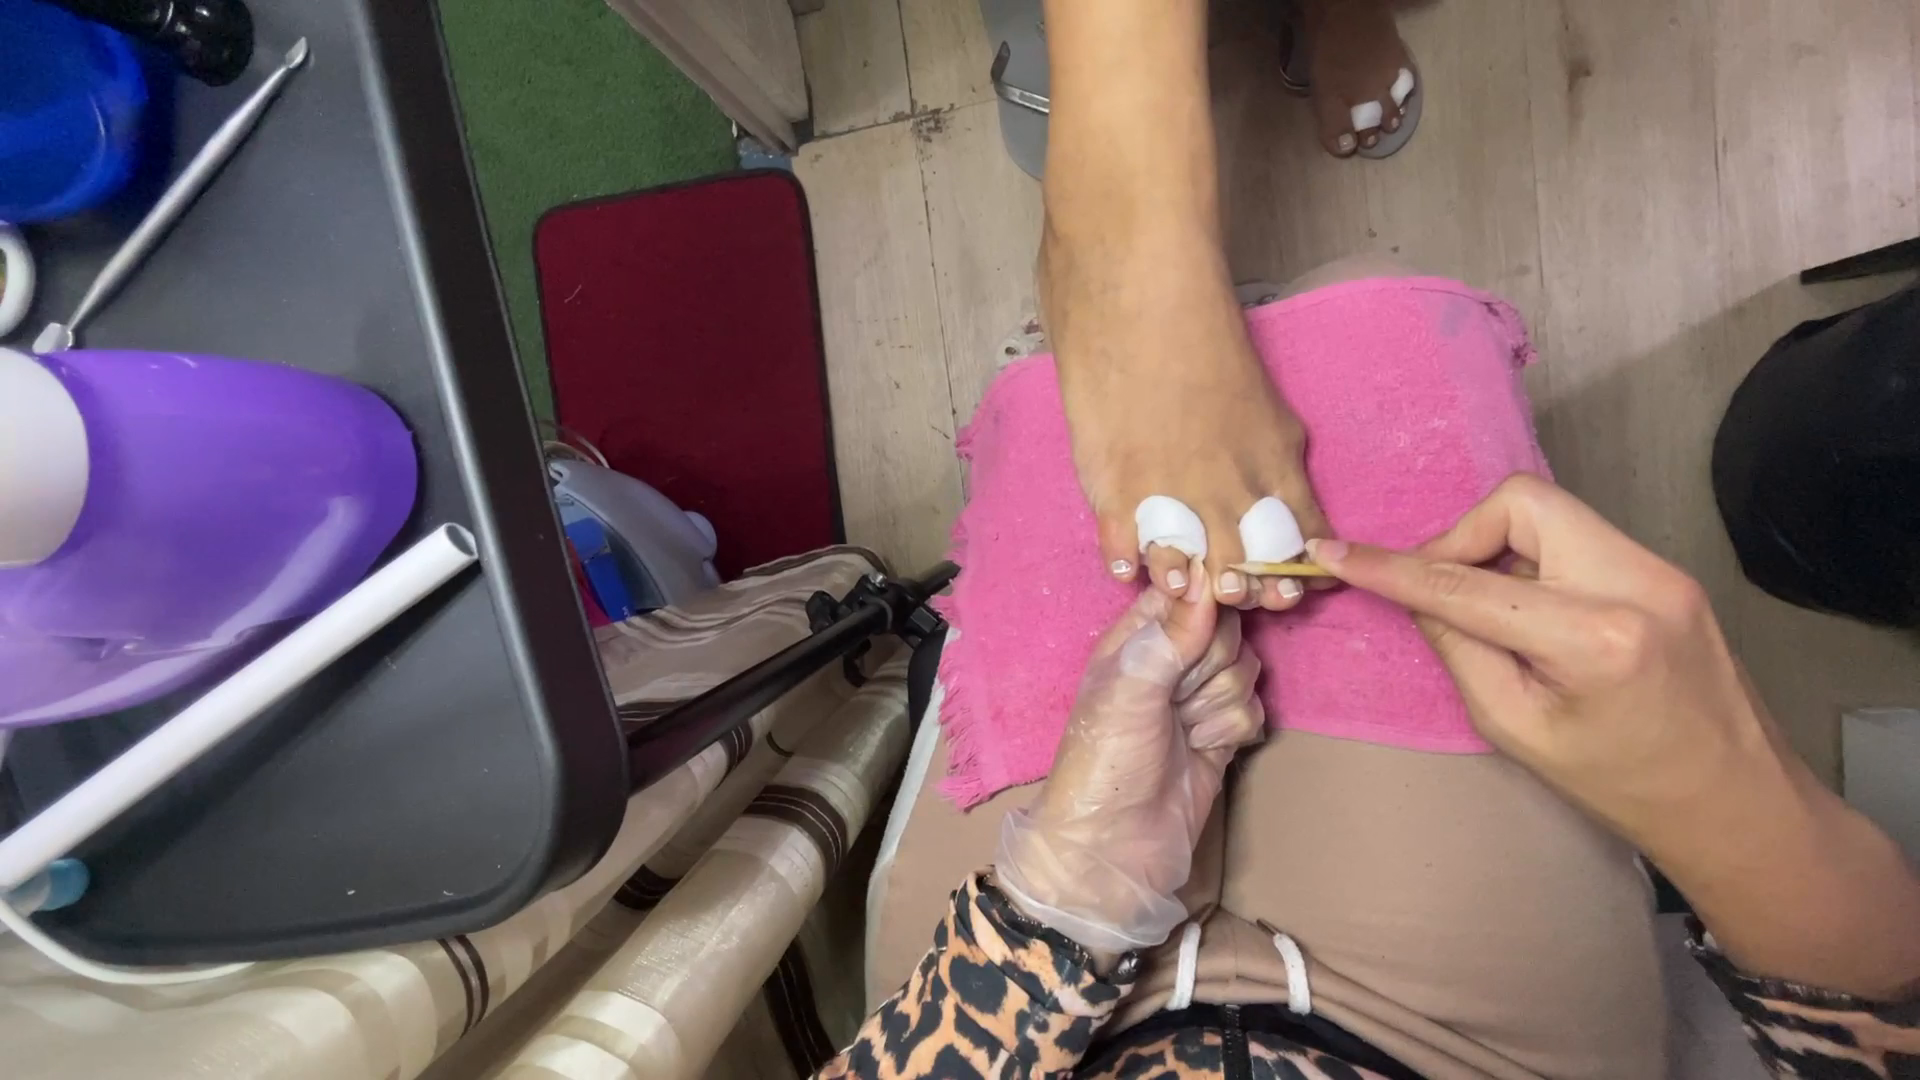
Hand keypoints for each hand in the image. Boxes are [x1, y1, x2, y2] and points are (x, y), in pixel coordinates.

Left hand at [994, 559, 1265, 955]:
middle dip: (1212, 663)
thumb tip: (1208, 574)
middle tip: (1178, 696)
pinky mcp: (1220, 732)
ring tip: (1185, 728)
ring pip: (1245, 669)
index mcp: (1134, 638)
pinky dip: (1233, 728)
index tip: (1222, 610)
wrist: (1116, 845)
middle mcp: (1166, 660)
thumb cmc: (1106, 758)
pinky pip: (1253, 708)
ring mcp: (1194, 697)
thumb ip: (1172, 633)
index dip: (1208, 599)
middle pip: (1225, 630)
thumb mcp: (1130, 687)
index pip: (1186, 593)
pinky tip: (1204, 748)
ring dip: (1219, 701)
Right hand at [1041, 235, 1331, 612]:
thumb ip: (1267, 444)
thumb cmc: (1198, 319)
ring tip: (1177, 581)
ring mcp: (1172, 492)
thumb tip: (1262, 479)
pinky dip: (1126, 562)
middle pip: (1245, 572)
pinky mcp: (1114, 484)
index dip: (1293, 573)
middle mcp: (1231, 488)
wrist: (1138, 281)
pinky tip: (1125, 560)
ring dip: (1184, 583)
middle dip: (1241, 590)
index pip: (1299, 542)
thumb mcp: (1261, 390)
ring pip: (1189, 574)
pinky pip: (1124, 550)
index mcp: (1275, 459)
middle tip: (1227, 590)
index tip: (1283, 587)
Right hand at [1303, 473, 1777, 838]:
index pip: (1463, 583)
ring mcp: (1660, 570)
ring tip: (1486, 604)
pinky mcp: (1664, 573)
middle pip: (1519, 503)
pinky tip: (1527, 608)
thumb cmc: (1615, 783)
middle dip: (1460, 536)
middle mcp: (1636, 582)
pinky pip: (1571, 535)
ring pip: (1545, 511)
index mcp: (1595, 637)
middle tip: (1443, 589)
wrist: (1739, 805)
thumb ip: (1456, 644)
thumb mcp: (1510, 723)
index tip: (1333, 551)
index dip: (1389, 568)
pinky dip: (1526, 559)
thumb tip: (1417, 593)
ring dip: (1493, 547)